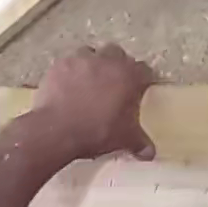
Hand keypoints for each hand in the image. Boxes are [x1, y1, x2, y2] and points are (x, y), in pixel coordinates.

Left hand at [30, 44, 155, 160]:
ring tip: (90, 81)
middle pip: (117, 53)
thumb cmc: (98, 131)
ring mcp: (81, 60)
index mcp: (129, 75)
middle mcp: (107, 60)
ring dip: (93, 63)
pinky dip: (71, 71)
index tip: (140, 88)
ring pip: (91, 53)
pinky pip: (68, 63)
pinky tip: (68, 85)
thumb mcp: (125, 138)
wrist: (57, 129)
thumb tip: (150, 154)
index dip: (142, 79)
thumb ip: (140, 142)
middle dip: (117, 65)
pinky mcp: (60, 64)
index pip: (144, 70)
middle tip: (114, 83)